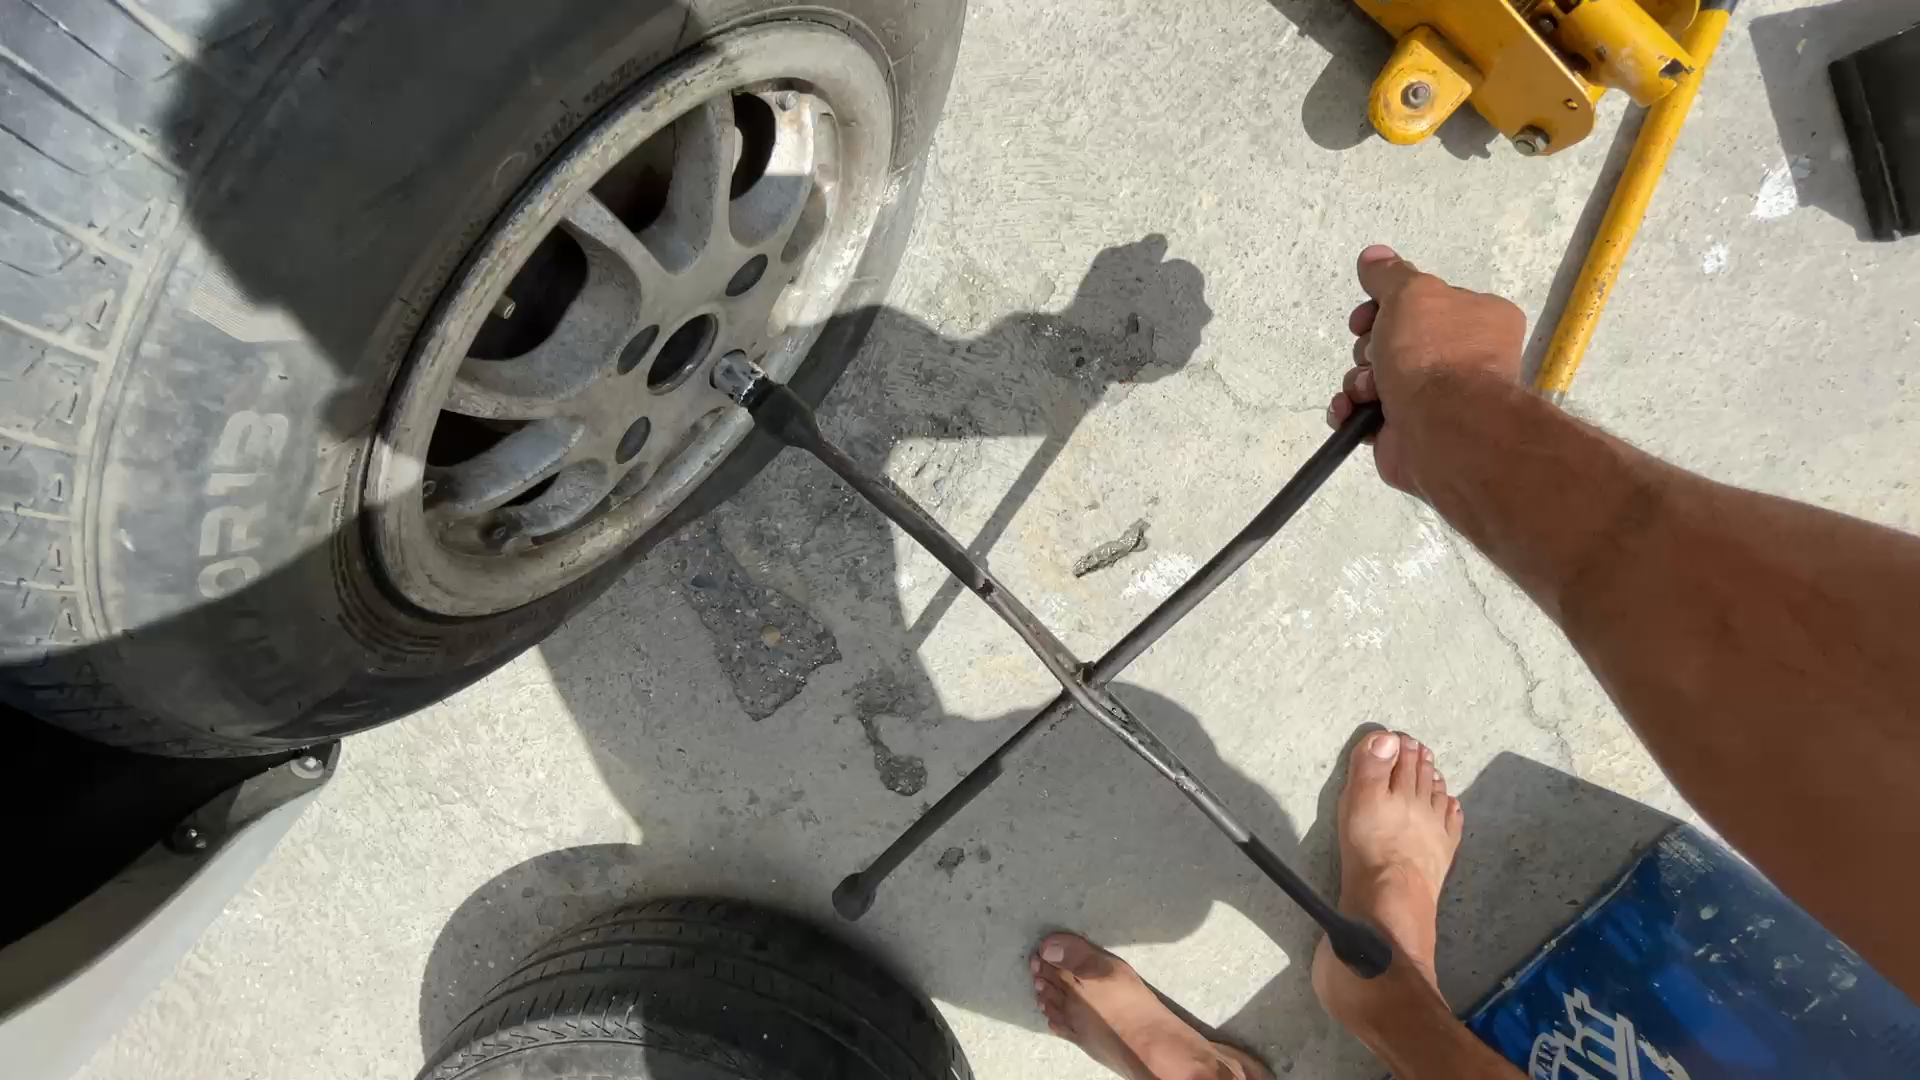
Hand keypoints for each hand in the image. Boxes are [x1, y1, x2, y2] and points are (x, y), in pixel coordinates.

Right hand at [1326, 245, 1525, 493]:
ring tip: (1366, 391)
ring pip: (1371, 378)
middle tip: (1373, 357)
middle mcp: (1459, 357)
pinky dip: (1350, 411)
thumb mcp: (1411, 296)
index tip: (1366, 318)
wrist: (1441, 427)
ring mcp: (1433, 397)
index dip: (1383, 308)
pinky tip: (1349, 412)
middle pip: (1389, 342)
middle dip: (1367, 350)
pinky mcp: (1405, 430)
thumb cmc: (1433, 353)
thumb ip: (1389, 276)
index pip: (1419, 305)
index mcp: (1475, 319)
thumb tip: (1373, 255)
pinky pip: (1364, 413)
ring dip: (1356, 382)